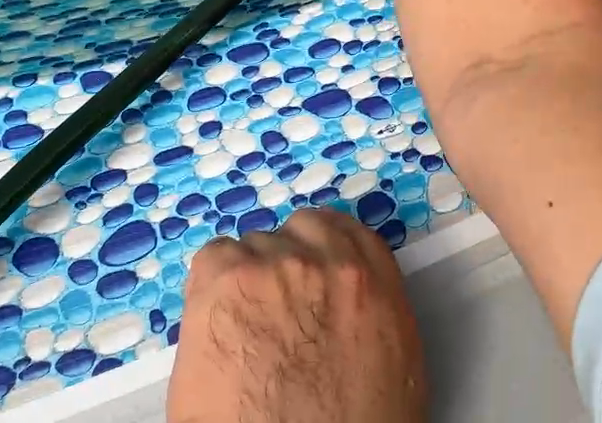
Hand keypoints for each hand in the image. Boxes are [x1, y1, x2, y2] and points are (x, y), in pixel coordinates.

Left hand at [168, 208, 427, 422]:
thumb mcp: (389, 368)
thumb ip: (372, 314)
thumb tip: (347, 302)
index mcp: (376, 288)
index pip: (349, 233)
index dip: (324, 247)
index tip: (310, 265)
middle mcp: (328, 264)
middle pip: (298, 232)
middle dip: (285, 262)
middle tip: (272, 307)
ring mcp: (276, 267)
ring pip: (254, 247)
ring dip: (248, 277)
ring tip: (241, 330)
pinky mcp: (227, 280)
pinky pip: (215, 257)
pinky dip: (212, 284)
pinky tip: (216, 325)